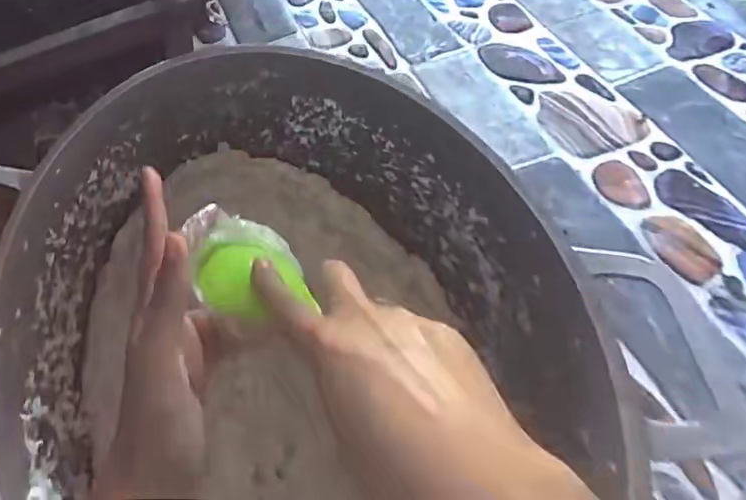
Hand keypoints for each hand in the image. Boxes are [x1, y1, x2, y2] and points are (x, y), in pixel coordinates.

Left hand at [92, 169, 223, 499]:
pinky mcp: (200, 366)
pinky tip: (265, 317)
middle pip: (177, 263)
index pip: (154, 248)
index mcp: (150, 310)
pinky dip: (242, 319)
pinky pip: (224, 331)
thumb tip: (179, 237)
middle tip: (209, 204)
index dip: (153, 209)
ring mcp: (182, 342)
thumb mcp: (161, 353)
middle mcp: (164, 318)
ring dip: (222, 274)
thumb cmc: (155, 415)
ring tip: (247, 253)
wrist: (156, 479)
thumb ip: (169, 298)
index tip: (149, 172)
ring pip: (205, 295)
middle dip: (187, 231)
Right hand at [254, 259, 595, 499]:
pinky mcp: (446, 331)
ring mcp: (409, 320)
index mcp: (331, 346)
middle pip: (336, 274)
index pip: (287, 305)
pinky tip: (438, 392)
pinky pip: (417, 331)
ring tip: (403, 381)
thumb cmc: (397, 472)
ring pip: (381, 310)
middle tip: (341, 328)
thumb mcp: (345, 439)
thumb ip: (333, 391)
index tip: (260, 266)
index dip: (269, 284)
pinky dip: (417, 351)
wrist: (485, 479)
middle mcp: (366, 320)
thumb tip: (336, 377)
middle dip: (332, 290)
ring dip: (379, 332)